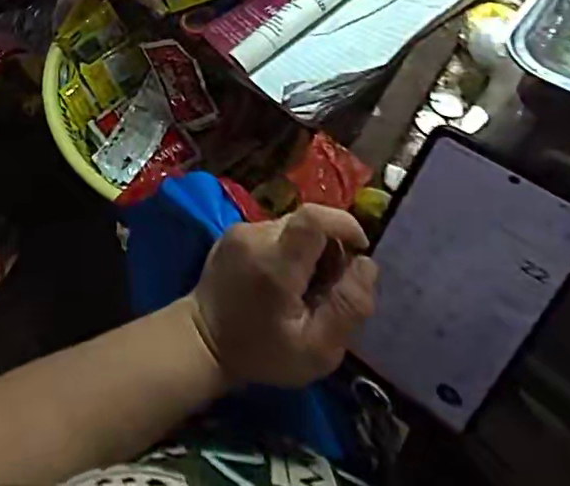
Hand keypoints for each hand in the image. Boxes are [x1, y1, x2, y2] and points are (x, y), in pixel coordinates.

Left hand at [189, 205, 378, 387]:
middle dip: (329, 250)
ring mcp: (239, 231)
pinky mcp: (232, 233)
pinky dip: (289, 251)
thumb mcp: (318, 348)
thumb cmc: (262, 352)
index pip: (312, 217)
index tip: (360, 250)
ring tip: (304, 291)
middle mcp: (254, 235)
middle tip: (329, 289)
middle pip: (305, 223)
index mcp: (274, 261)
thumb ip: (348, 306)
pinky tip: (282, 283)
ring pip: (290, 228)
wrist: (203, 339)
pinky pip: (272, 232)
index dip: (344, 224)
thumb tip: (367, 264)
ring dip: (309, 252)